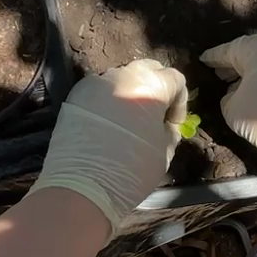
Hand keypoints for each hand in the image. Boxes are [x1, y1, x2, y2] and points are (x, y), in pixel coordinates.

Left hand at [29, 59, 188, 228]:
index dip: (180, 101)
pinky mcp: (76, 94)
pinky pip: (100, 90)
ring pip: (122, 77)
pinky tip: (107, 124)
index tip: (173, 123)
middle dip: (156, 86)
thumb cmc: (131, 171)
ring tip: (129, 120)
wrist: (81, 188)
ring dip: (131, 92)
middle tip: (155, 113)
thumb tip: (164, 123)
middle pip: (148, 68)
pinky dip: (108, 100)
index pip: (175, 78)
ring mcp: (97, 82)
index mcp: (151, 86)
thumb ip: (169, 128)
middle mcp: (124, 75)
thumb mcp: (165, 151)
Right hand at [200, 35, 256, 167]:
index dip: (213, 58)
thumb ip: (228, 98)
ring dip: (254, 70)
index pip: (227, 50)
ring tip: (240, 84)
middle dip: (234, 63)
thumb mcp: (235, 111)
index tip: (203, 60)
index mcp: (255, 47)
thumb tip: (234, 94)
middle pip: (250, 52)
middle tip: (220, 73)